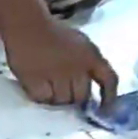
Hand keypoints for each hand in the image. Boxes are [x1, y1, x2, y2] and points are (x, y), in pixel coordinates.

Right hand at [2, 19, 116, 107]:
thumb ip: (88, 64)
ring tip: (51, 92)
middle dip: (76, 100)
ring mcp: (55, 75)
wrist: (29, 28)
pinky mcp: (35, 81)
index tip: (105, 110)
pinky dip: (42, 98)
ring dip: (57, 100)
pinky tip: (39, 90)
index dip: (109, 97)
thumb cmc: (54, 35)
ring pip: (62, 100)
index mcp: (91, 56)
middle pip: (81, 96)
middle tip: (67, 98)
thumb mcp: (81, 45)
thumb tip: (88, 87)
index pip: (109, 80)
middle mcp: (76, 67)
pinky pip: (42, 98)